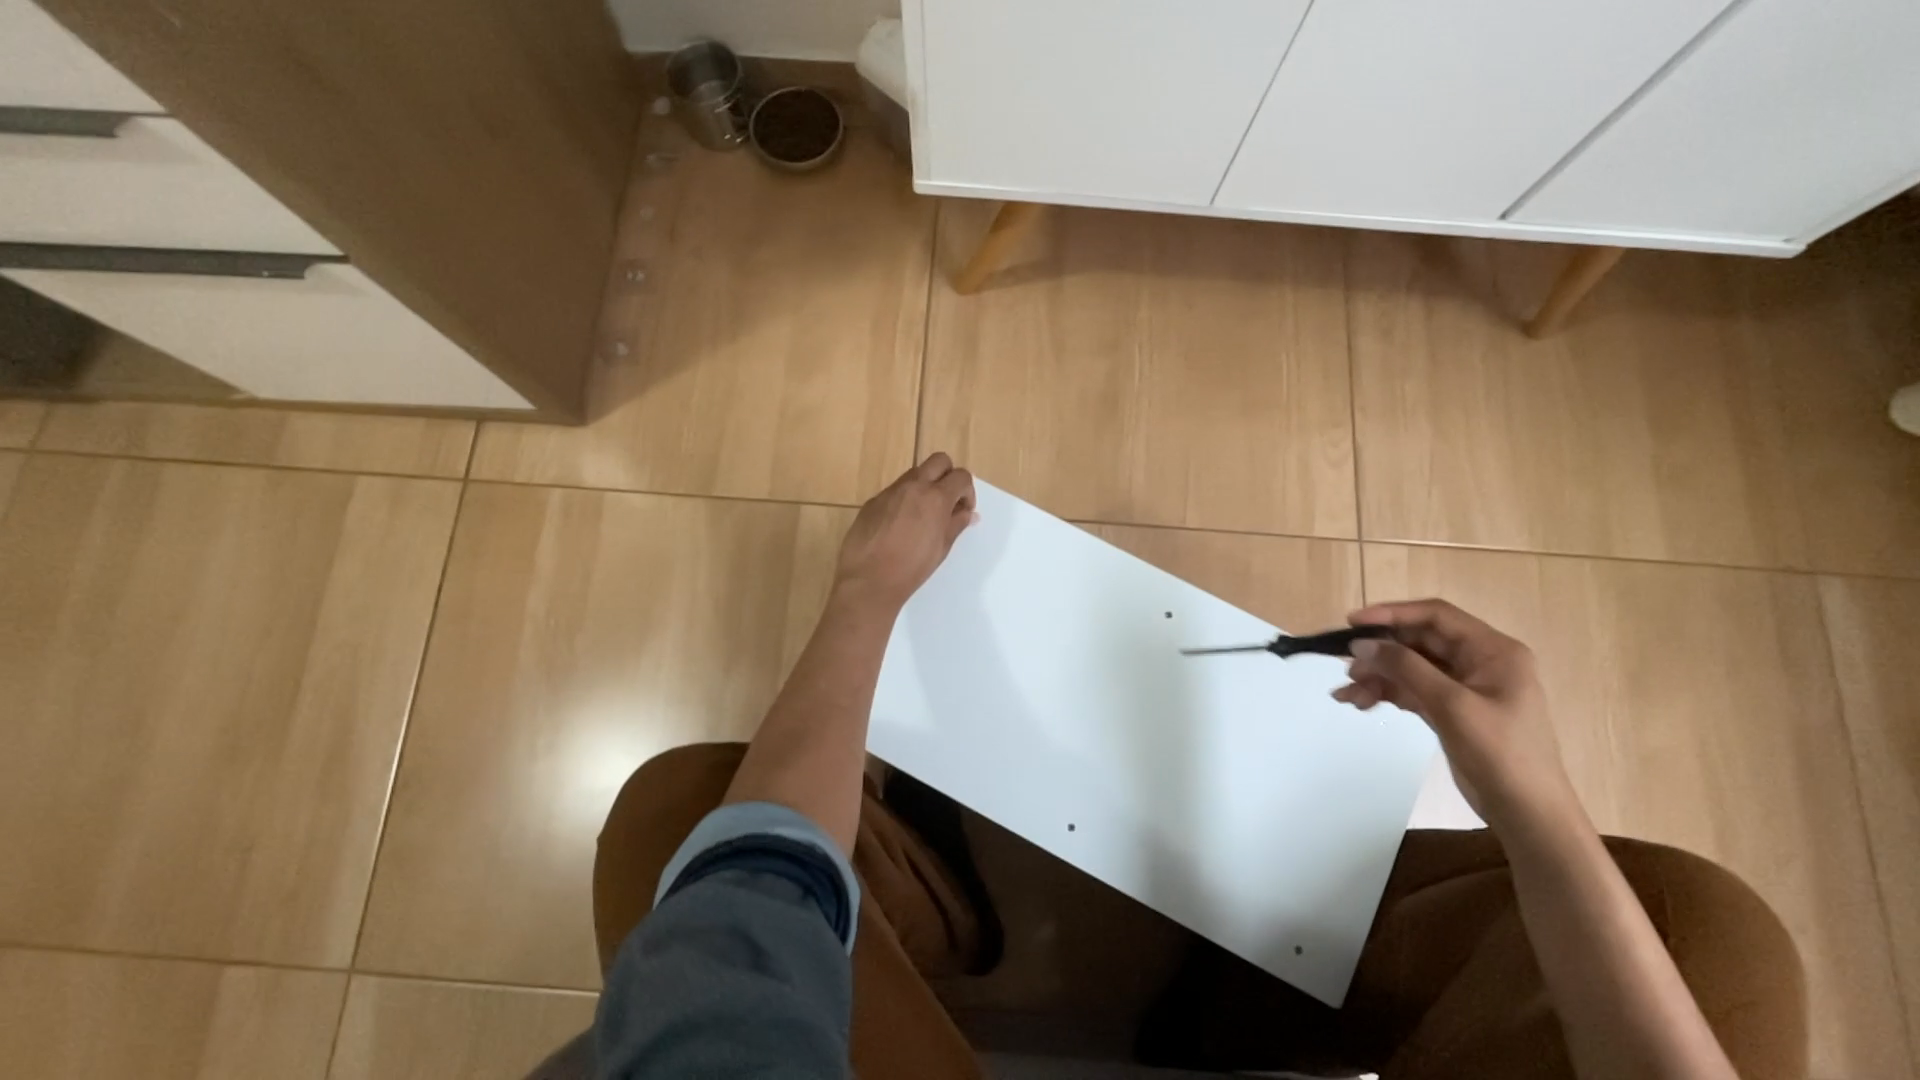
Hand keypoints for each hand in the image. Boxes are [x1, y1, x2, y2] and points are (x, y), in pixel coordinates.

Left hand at [834, 453, 977, 612]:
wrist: (869, 580)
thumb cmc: (911, 569)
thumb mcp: (941, 548)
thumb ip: (956, 524)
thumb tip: (967, 513)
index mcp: (936, 498)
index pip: (961, 476)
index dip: (967, 492)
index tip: (963, 509)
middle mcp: (913, 486)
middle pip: (939, 461)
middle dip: (948, 475)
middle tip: (947, 501)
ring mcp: (890, 491)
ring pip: (915, 473)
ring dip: (926, 485)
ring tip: (923, 514)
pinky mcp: (873, 501)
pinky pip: (895, 490)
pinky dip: (905, 499)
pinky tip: (900, 524)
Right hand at [1333, 599, 1578, 832]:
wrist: (1527, 812)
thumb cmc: (1501, 753)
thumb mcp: (1452, 706)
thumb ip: (1406, 669)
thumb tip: (1362, 644)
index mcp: (1493, 650)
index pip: (1436, 616)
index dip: (1392, 614)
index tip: (1352, 624)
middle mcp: (1479, 661)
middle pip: (1419, 642)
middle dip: (1380, 653)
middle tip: (1347, 669)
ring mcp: (1465, 687)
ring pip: (1410, 667)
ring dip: (1378, 677)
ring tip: (1348, 695)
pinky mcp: (1451, 710)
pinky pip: (1412, 690)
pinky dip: (1386, 694)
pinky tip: (1361, 703)